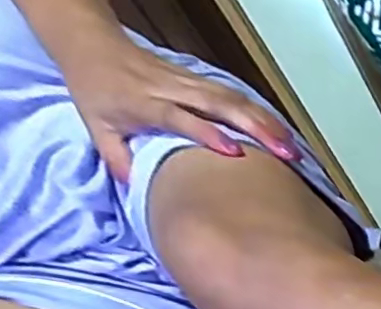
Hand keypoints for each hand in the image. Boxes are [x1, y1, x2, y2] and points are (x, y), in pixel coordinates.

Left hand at [57, 34, 298, 180]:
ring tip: (292, 147)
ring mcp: (185, 80)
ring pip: (230, 97)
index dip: (205, 131)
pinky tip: (282, 129)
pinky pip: (234, 93)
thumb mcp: (97, 128)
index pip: (176, 114)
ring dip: (265, 121)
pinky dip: (261, 111)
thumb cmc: (96, 92)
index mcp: (140, 101)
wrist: (89, 44)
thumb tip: (142, 192)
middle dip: (254, 127)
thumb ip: (121, 160)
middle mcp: (166, 88)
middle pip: (215, 103)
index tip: (235, 152)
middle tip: (285, 154)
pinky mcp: (197, 78)